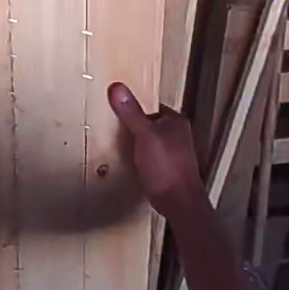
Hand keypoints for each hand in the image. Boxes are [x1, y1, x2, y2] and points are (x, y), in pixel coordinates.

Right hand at [107, 82, 203, 211]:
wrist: (177, 202)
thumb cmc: (166, 166)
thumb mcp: (144, 135)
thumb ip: (130, 112)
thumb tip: (116, 87)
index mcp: (176, 122)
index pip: (151, 105)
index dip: (133, 106)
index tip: (114, 107)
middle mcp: (177, 134)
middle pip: (148, 122)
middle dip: (131, 124)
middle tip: (110, 124)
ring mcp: (172, 151)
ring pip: (147, 139)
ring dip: (132, 140)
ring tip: (115, 141)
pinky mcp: (165, 167)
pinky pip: (146, 153)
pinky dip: (136, 154)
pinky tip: (125, 158)